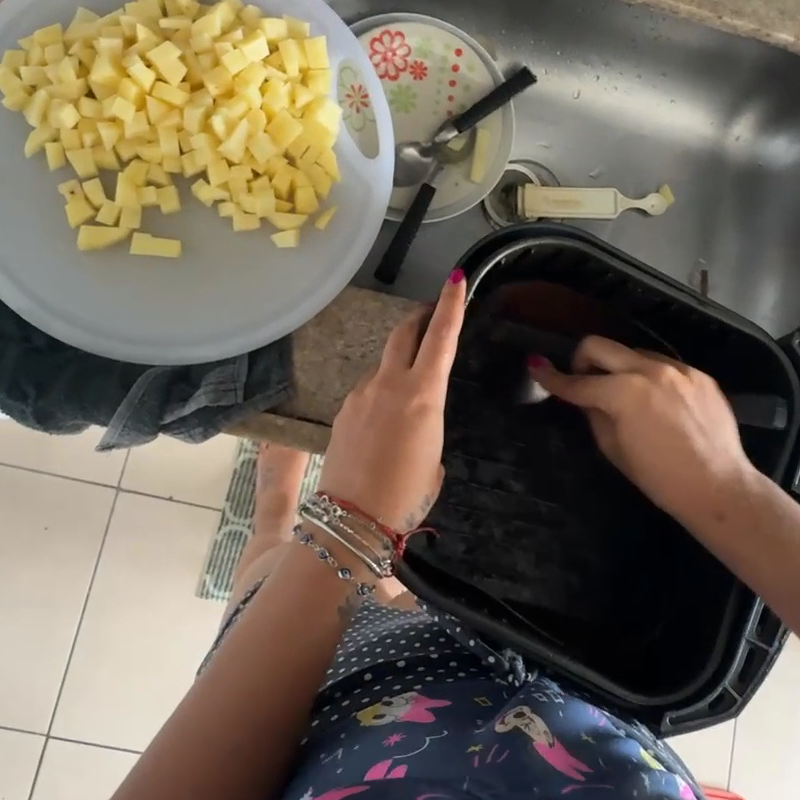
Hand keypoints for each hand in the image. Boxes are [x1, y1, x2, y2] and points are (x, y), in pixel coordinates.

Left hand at [318, 270, 466, 531]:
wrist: (351, 520)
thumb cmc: (406, 496)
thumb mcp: (434, 460)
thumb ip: (429, 427)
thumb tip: (417, 423)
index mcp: (422, 395)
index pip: (440, 337)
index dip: (451, 306)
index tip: (456, 279)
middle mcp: (389, 384)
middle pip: (404, 334)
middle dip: (419, 318)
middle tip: (431, 313)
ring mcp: (361, 395)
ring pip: (384, 365)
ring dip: (399, 365)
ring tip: (410, 395)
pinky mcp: (343, 411)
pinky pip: (368, 391)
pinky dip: (381, 394)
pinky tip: (384, 425)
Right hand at [528, 337, 754, 522]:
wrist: (718, 486)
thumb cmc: (660, 478)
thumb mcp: (613, 449)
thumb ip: (594, 414)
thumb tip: (586, 397)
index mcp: (623, 392)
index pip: (577, 382)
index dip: (552, 377)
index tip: (536, 368)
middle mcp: (649, 370)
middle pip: (600, 346)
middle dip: (583, 359)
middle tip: (583, 380)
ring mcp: (678, 369)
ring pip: (634, 353)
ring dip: (621, 369)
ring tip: (627, 397)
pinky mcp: (699, 375)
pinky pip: (665, 367)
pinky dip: (651, 379)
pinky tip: (659, 405)